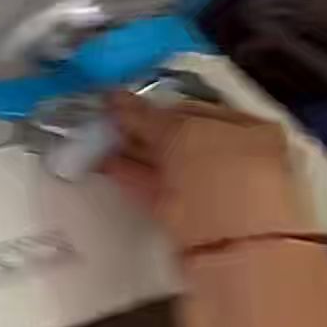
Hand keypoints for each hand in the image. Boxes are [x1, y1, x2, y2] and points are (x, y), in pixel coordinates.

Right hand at [103, 91, 315, 251]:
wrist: (224, 228)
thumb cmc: (222, 169)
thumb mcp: (184, 131)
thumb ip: (145, 115)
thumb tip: (114, 98)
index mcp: (243, 127)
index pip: (188, 109)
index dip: (150, 104)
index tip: (113, 103)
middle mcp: (222, 151)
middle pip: (166, 133)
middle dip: (131, 126)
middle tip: (94, 118)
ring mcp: (195, 177)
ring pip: (149, 155)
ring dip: (118, 146)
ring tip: (84, 136)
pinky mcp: (168, 199)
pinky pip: (137, 177)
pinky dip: (115, 168)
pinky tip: (91, 159)